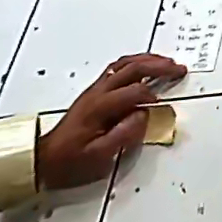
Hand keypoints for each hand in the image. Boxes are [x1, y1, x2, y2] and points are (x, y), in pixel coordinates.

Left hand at [36, 54, 185, 189]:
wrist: (43, 160)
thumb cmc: (69, 162)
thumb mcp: (99, 157)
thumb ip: (124, 135)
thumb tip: (144, 116)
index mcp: (100, 107)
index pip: (134, 92)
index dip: (152, 96)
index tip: (164, 105)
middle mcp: (98, 93)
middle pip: (132, 68)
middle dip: (158, 66)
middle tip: (178, 68)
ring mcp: (95, 90)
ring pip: (124, 64)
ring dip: (148, 60)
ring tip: (166, 62)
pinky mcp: (94, 93)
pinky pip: (118, 68)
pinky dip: (136, 62)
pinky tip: (144, 65)